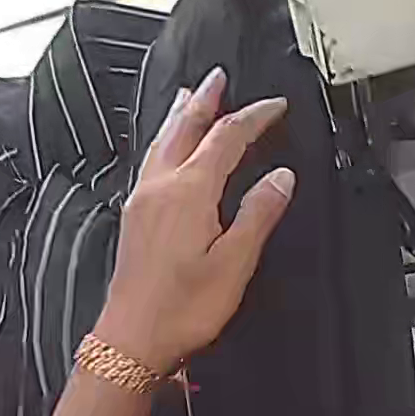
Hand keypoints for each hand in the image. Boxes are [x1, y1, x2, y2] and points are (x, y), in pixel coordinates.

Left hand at [94, 66, 293, 372]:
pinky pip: (151, 161)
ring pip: (163, 142)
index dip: (253, 119)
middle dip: (206, 101)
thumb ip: (258, 214)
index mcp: (189, 193)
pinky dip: (165, 141)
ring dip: (180, 116)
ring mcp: (143, 201)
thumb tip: (281, 176)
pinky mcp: (135, 217)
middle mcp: (161, 187)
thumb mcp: (234, 264)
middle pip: (185, 129)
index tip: (275, 107)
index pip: (226, 139)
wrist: (133, 338)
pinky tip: (166, 149)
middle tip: (219, 77)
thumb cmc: (186, 307)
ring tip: (189, 97)